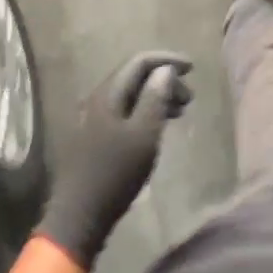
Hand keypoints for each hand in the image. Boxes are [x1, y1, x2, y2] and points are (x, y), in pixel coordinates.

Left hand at [36, 51, 192, 267]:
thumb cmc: (115, 173)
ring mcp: (94, 118)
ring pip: (130, 95)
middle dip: (164, 79)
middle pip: (134, 76)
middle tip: (189, 98)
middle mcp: (97, 99)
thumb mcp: (143, 135)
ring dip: (156, 97)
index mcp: (107, 94)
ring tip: (180, 111)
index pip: (138, 62)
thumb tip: (165, 71)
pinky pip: (125, 111)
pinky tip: (157, 127)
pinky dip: (145, 111)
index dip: (166, 59)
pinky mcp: (96, 136)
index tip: (192, 68)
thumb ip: (154, 99)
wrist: (80, 213)